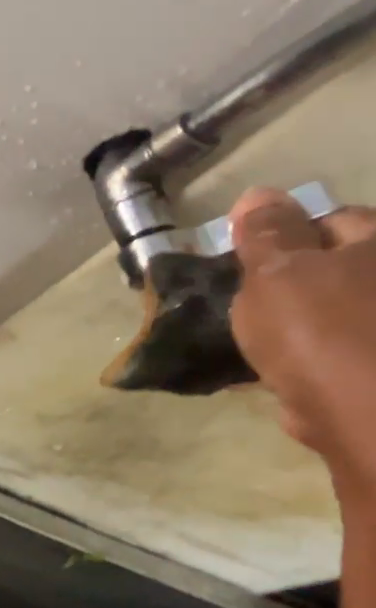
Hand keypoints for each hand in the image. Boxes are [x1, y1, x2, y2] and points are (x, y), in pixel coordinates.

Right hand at [230, 187, 375, 493]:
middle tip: (248, 299)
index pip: (334, 220)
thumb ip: (266, 236)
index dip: (286, 235)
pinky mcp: (373, 366)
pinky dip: (312, 352)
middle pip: (341, 264)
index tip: (244, 261)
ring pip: (339, 307)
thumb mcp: (276, 275)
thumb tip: (258, 195)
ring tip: (259, 337)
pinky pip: (339, 348)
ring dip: (302, 318)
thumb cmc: (319, 331)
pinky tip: (283, 368)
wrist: (366, 412)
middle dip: (296, 276)